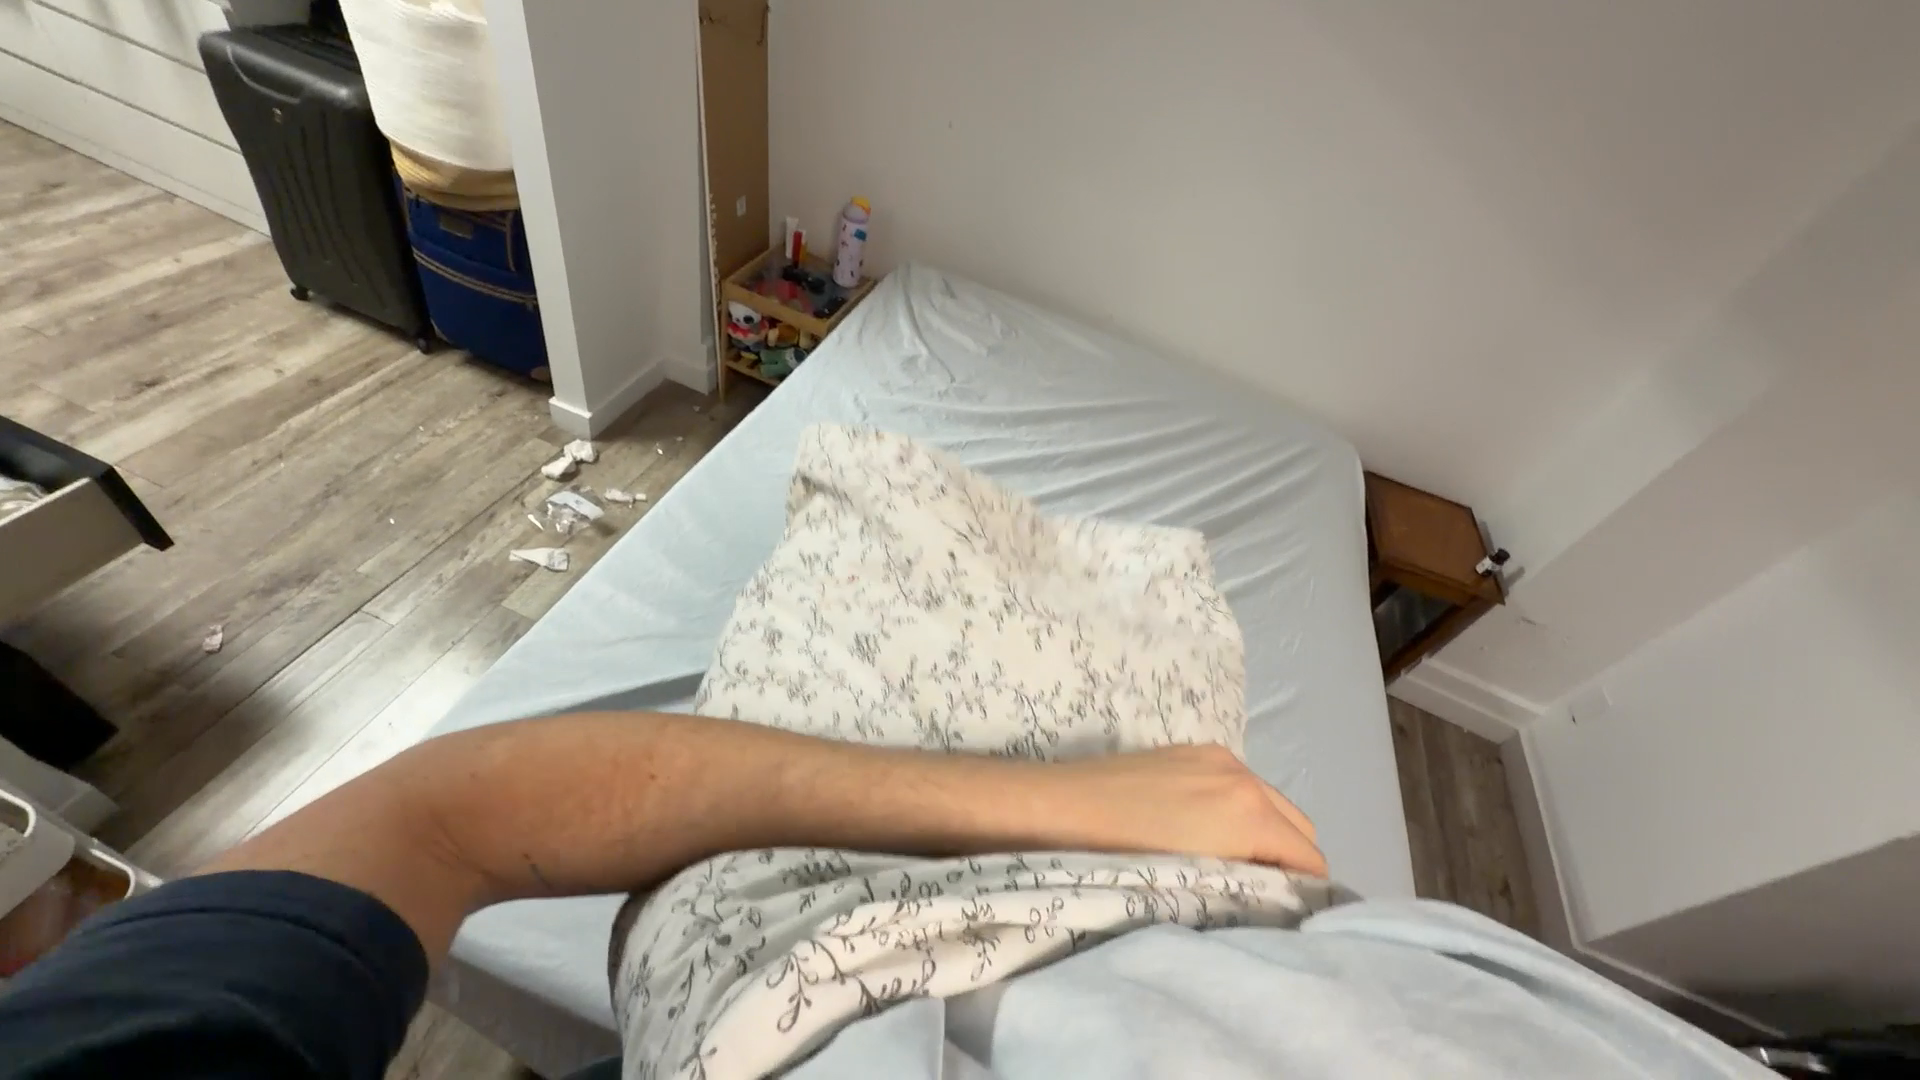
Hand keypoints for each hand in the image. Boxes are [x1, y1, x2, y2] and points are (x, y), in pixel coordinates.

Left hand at [1042, 744, 1327, 877]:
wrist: (1059, 808)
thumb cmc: (1123, 859)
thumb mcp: (1199, 885)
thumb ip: (1251, 889)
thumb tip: (1280, 900)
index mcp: (1250, 809)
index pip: (1311, 860)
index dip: (1304, 896)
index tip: (1281, 918)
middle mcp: (1241, 773)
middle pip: (1298, 827)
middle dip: (1287, 861)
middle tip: (1255, 894)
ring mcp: (1213, 755)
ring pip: (1268, 802)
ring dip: (1263, 833)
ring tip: (1225, 862)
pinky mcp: (1188, 750)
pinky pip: (1236, 783)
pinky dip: (1236, 808)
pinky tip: (1200, 829)